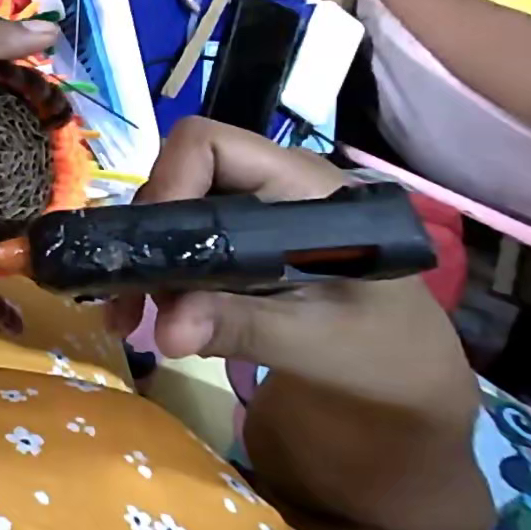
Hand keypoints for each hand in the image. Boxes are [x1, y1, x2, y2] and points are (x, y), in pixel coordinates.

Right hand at [111, 119, 489, 529]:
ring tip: (129, 321)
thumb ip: (244, 327)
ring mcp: (245, 217)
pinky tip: (143, 320)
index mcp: (299, 187)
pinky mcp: (232, 247)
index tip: (151, 249)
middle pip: (177, 178)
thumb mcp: (318, 343)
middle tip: (130, 299)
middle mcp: (264, 188)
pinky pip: (177, 245)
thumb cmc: (383, 354)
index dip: (169, 180)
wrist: (401, 385)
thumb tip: (167, 332)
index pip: (209, 144)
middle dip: (146, 235)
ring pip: (168, 214)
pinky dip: (152, 279)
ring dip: (142, 264)